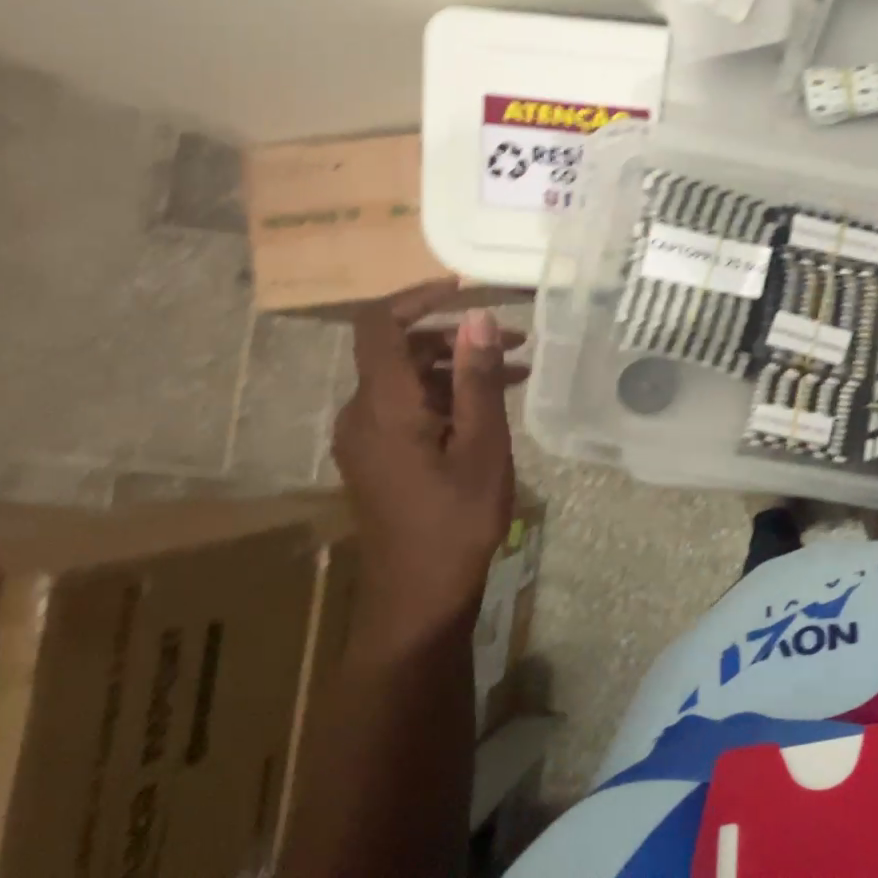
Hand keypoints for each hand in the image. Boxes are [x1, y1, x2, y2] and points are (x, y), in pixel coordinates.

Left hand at [332, 280, 527, 638]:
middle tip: (516, 341)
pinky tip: (491, 406)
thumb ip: (478, 379)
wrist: (420, 589)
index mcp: (383, 406)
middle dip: (455, 336)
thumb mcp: (483, 445)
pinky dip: (447, 395)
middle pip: (398, 350)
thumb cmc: (457, 517)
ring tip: (516, 371)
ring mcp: (365, 436)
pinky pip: (407, 406)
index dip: (416, 297)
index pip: (379, 326)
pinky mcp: (377, 455)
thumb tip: (478, 318)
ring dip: (456, 367)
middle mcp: (361, 413)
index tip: (465, 288)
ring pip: (406, 380)